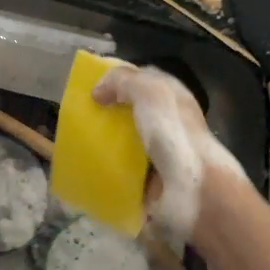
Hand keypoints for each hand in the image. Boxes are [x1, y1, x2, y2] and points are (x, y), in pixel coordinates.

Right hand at [93, 64, 245, 240]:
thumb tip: (97, 92)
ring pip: (125, 141)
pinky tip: (86, 167)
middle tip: (78, 114)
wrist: (193, 190)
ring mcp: (159, 154)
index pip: (143, 79)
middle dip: (106, 111)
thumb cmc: (174, 134)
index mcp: (173, 97)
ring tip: (76, 141)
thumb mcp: (149, 91)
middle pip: (131, 110)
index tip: (91, 85)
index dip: (119, 78)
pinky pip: (122, 171)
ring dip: (104, 142)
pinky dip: (107, 170)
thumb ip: (122, 80)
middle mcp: (167, 122)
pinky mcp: (150, 182)